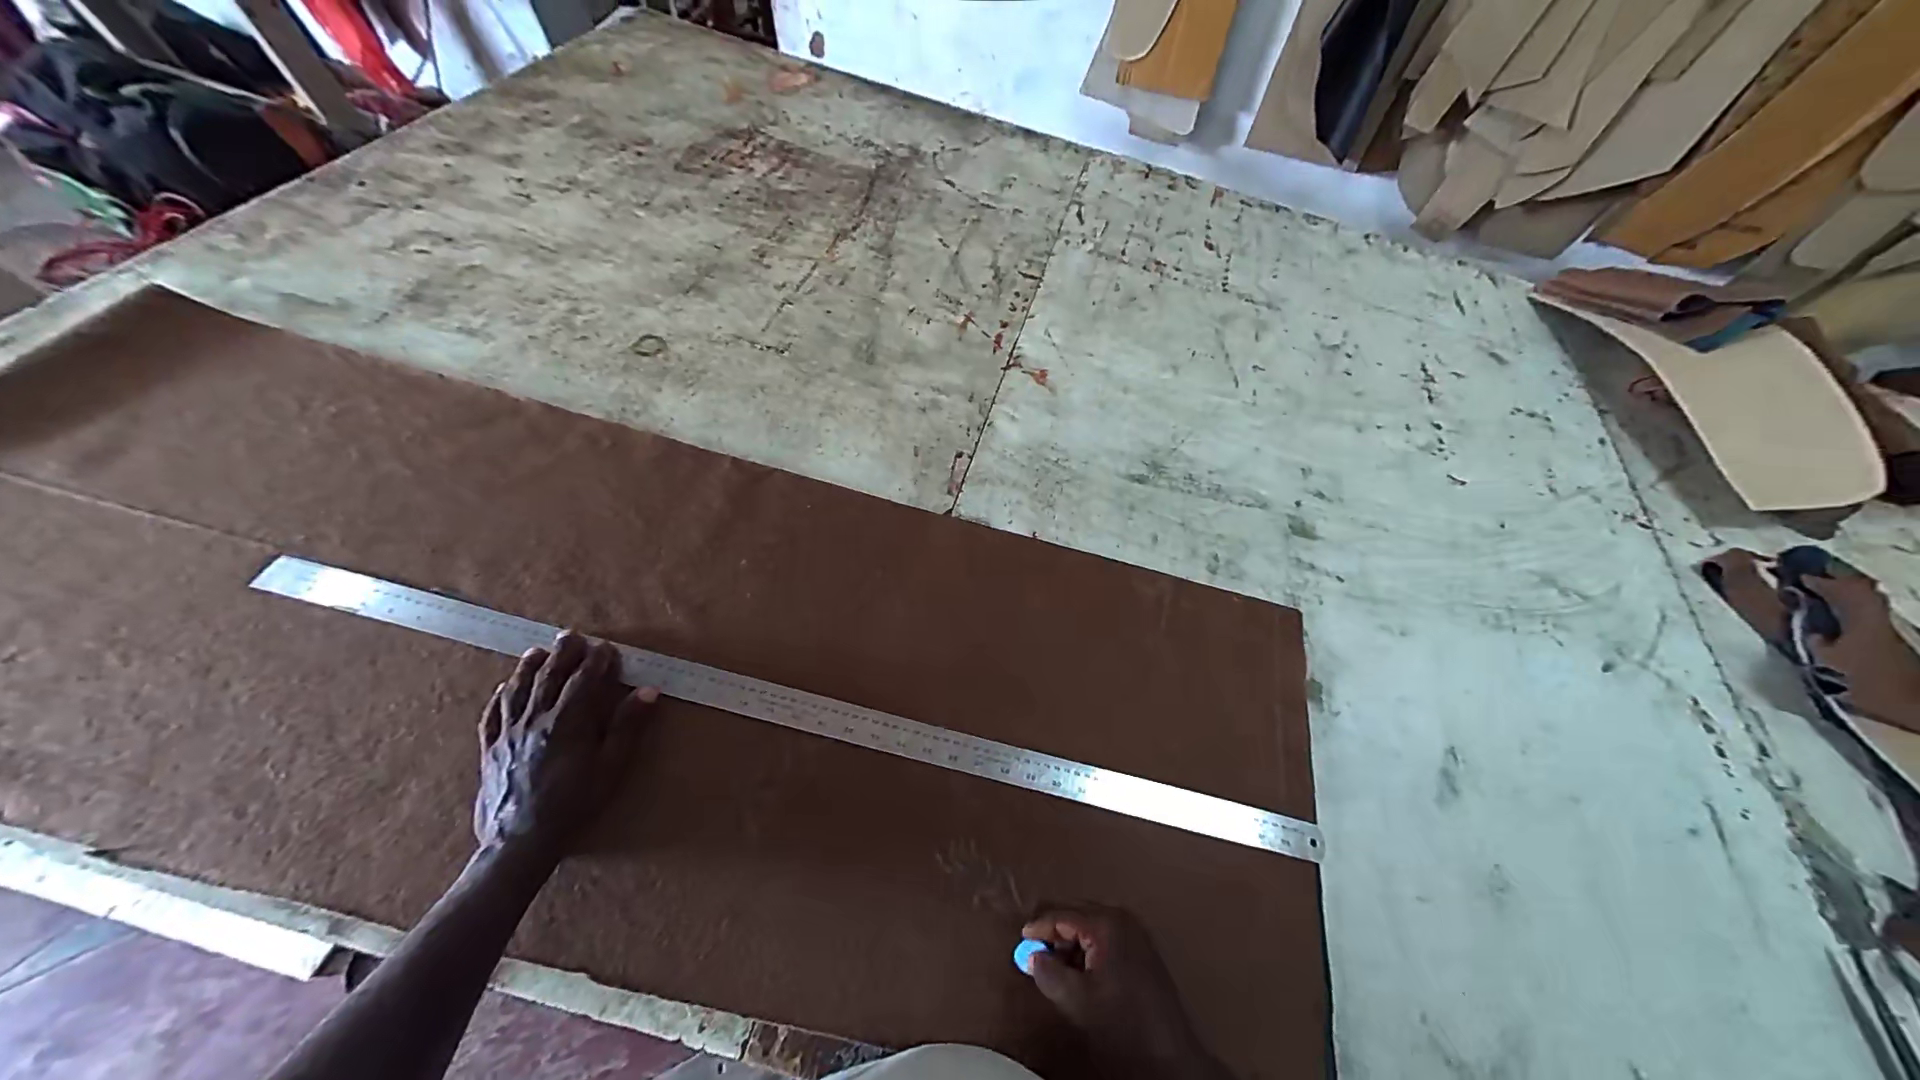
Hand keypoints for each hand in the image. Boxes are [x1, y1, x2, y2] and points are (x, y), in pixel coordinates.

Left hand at [474, 630, 657, 860]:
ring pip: (518, 690)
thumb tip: (647, 692)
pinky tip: (504, 688)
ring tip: (537, 651)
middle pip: (549, 677)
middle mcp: (536, 720)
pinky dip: (499, 697)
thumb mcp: (611, 766)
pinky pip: (493, 715)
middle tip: (571, 636)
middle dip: (563, 653)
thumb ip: (628, 726)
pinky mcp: (491, 750)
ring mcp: (509, 734)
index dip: (596, 661)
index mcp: (568, 722)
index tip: (607, 648)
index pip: (584, 680)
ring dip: (529, 667)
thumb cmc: (574, 803)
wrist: (521, 840)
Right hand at [1021, 905, 1227, 1079]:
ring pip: (1090, 923)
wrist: (1169, 1053)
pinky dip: (1088, 946)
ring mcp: (1135, 930)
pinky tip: (1081, 970)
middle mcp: (1121, 917)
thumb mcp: (1076, 999)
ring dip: (1071, 940)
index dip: (1039, 927)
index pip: (1062, 915)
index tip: (1022, 941)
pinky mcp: (1141, 946)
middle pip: (1076, 913)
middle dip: (1055, 931)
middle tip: (1036, 952)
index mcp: (1106, 923)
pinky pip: (1105, 935)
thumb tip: (1032, 956)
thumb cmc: (1121, 1021)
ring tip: (1057, 965)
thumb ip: (1048, 972)